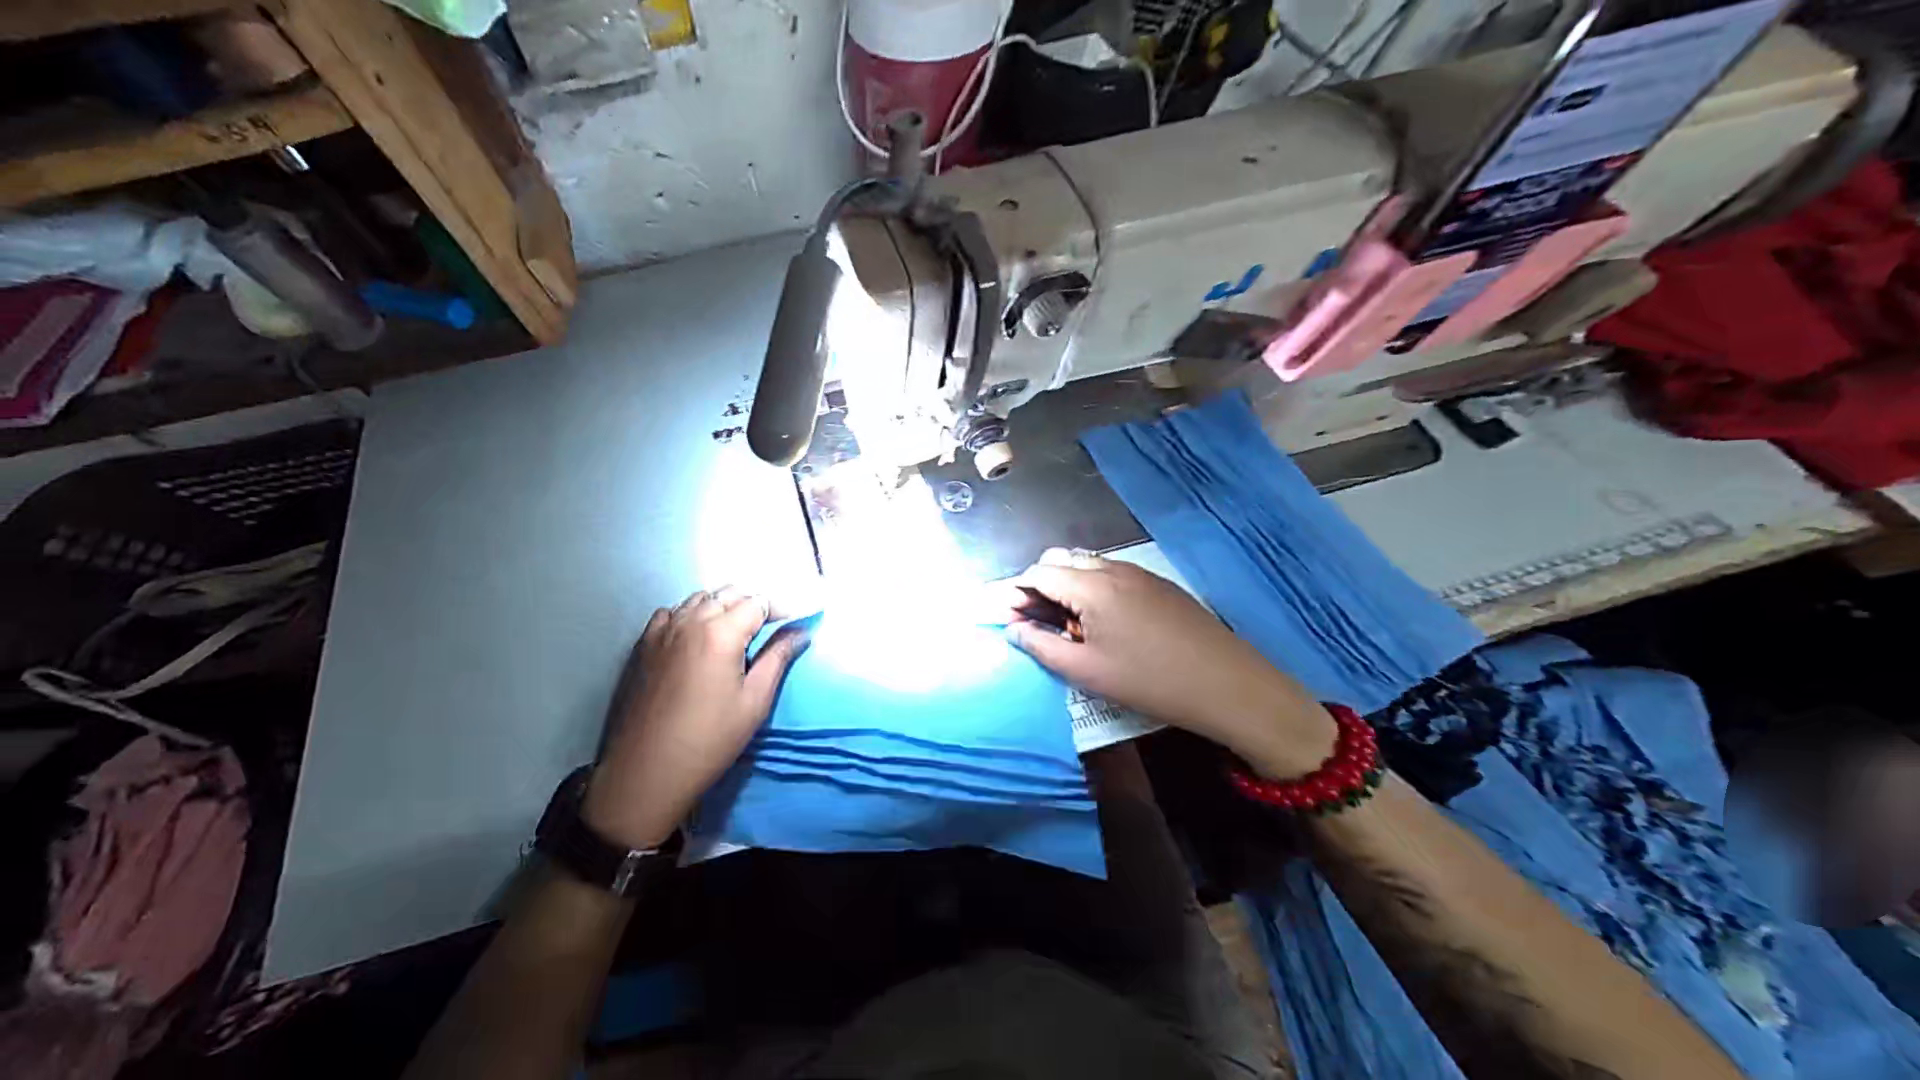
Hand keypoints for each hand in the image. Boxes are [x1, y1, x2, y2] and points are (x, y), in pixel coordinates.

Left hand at [582, 588, 806, 849]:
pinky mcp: (643, 644)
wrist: (647, 771)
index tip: (796, 619)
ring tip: (738, 629)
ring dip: (723, 605)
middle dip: (754, 603)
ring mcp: (662, 630)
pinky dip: (691, 615)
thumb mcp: (755, 701)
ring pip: (700, 599)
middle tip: (772, 625)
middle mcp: (690, 621)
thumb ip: (778, 658)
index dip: (781, 607)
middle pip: (729, 593)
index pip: (758, 602)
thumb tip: (800, 632)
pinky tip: (698, 636)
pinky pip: (672, 613)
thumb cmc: (710, 739)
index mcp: (721, 633)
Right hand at [1001, 549, 1335, 778]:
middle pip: (1061, 560)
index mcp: (1091, 585)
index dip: (1018, 592)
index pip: (1038, 572)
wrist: (1226, 683)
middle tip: (1040, 623)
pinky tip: (1108, 625)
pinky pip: (1113, 575)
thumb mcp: (1087, 671)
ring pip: (1088, 566)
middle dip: (1041, 585)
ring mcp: (1140, 573)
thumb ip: (1041, 647)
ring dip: (1068, 586)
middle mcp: (1113, 568)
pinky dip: (1095, 590)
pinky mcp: (1159, 585)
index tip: (1012, 618)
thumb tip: (1014, 629)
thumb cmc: (1149, 681)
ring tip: (1074, 628)